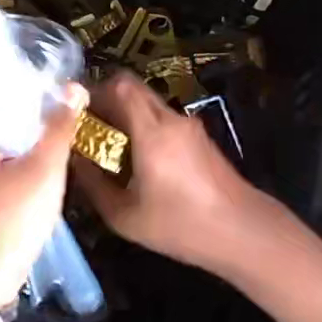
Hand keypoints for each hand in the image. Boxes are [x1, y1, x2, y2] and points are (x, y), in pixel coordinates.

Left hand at [0, 84, 85, 309]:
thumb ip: (58, 128)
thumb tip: (74, 87)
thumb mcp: (39, 174)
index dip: (25, 77)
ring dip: (34, 124)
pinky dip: (28, 145)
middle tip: (72, 87)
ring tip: (70, 104)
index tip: (59, 67)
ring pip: (6, 130)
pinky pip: (7, 150)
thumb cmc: (4, 226)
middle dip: (33, 101)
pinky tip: (55, 138)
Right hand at [71, 72, 291, 277]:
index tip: (74, 111)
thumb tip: (72, 160)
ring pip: (146, 104)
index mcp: (152, 131)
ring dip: (123, 115)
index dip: (92, 90)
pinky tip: (135, 161)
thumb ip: (93, 184)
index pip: (119, 85)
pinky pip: (160, 120)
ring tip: (107, 146)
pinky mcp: (199, 140)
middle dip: (104, 101)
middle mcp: (170, 120)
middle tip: (86, 127)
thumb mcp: (125, 216)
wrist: (248, 235)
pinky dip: (141, 128)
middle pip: (131, 88)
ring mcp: (189, 128)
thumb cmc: (182, 226)